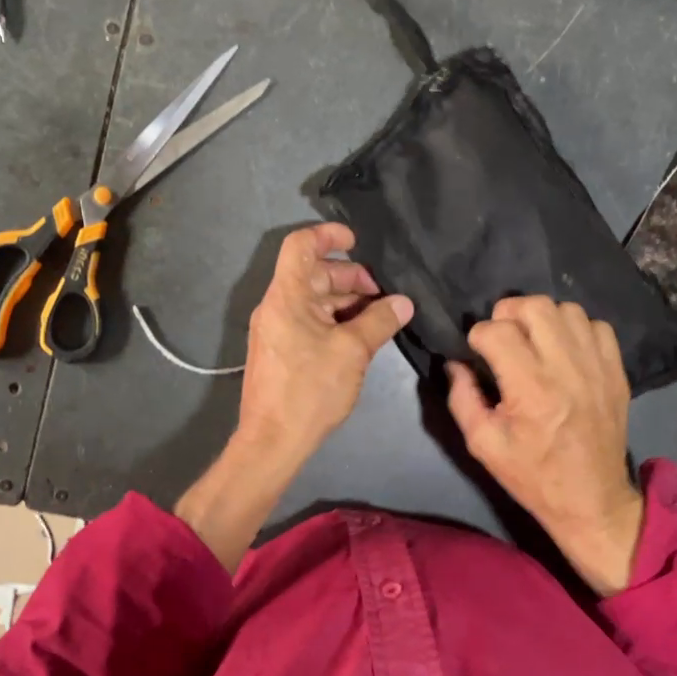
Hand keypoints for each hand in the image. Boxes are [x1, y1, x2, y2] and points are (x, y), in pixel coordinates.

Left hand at [177, 223, 411, 571]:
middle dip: (351, 276)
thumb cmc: (310, 390)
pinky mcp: (283, 351)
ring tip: (382, 316)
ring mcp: (278, 330)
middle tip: (385, 294)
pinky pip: (311, 322)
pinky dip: (336, 321)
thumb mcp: (352, 351)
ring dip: (347, 302)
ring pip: (315, 300)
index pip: (301, 245)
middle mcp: (277, 306)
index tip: (358, 240)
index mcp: (286, 296)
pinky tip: (363, 336)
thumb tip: (403, 302)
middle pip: (314, 274)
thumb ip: (379, 321)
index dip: (328, 234)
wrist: (273, 441)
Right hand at [447, 297, 642, 594]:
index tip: (477, 353)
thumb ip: (462, 398)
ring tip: (533, 340)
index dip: (478, 336)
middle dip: (508, 313)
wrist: (591, 500)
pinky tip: (564, 350)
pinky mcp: (616, 372)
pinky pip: (597, 326)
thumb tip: (455, 363)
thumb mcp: (483, 444)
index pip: (497, 331)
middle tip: (502, 336)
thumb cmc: (532, 475)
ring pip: (567, 309)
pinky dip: (576, 330)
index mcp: (530, 389)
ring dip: (543, 318)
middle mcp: (566, 369)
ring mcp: (597, 367)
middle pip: (535, 306)